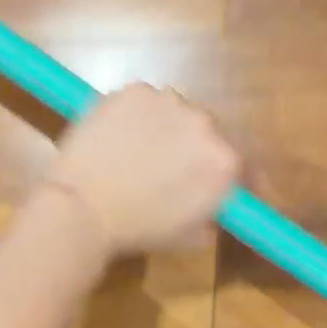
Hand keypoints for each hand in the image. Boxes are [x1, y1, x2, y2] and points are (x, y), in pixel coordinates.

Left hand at [36, 84, 240, 255]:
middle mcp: (205, 122)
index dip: (235, 177)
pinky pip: (145, 102)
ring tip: (140, 153)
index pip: (244, 165)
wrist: (82, 208)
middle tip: (171, 170)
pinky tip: (119, 139)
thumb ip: (214, 218)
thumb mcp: (190, 237)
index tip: (226, 186)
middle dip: (195, 150)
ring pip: (176, 113)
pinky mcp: (135, 89)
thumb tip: (215, 212)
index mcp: (225, 162)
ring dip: (167, 129)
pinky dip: (137, 117)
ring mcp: (169, 100)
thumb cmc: (138, 229)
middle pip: (210, 132)